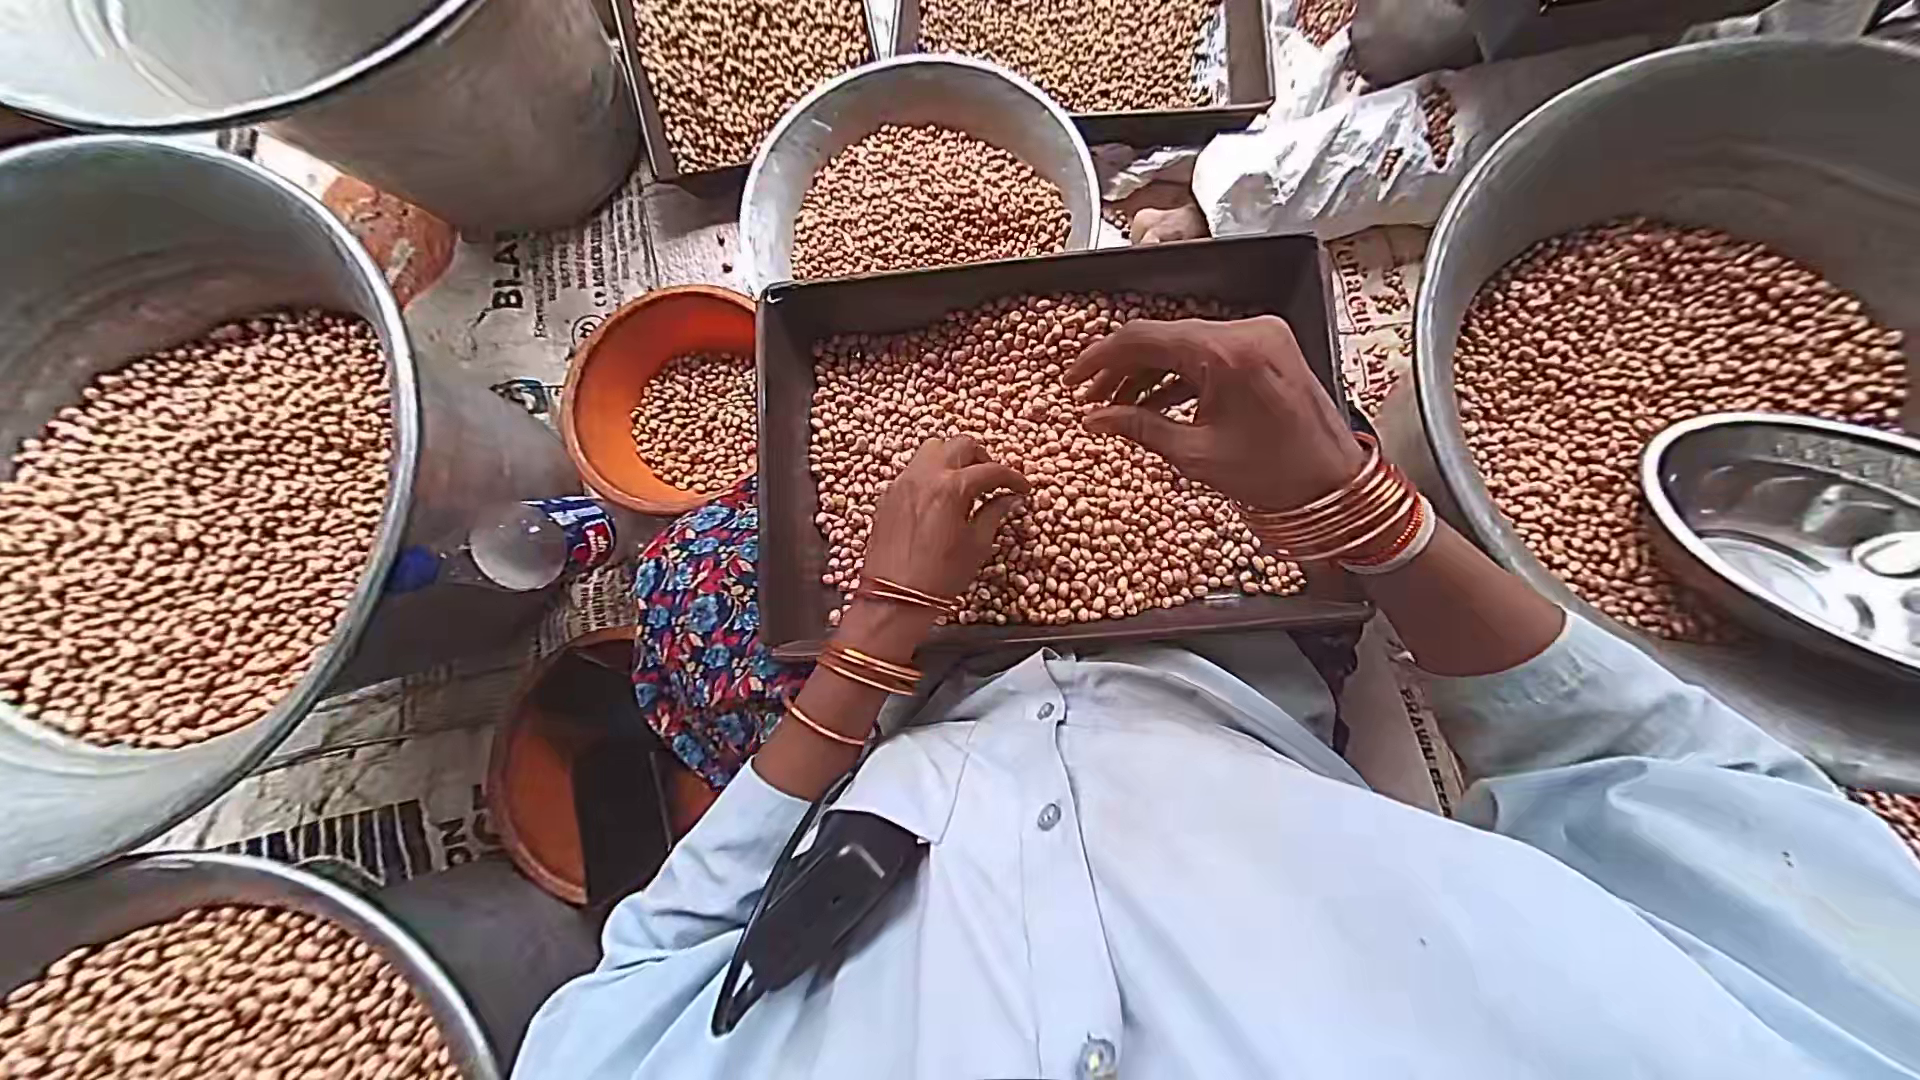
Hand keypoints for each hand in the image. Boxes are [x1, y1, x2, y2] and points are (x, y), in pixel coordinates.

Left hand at [861, 436, 1029, 601]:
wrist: (894, 597)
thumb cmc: (939, 576)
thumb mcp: (976, 545)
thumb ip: (994, 513)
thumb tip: (1010, 498)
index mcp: (951, 487)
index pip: (991, 470)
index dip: (1012, 478)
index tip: (1021, 488)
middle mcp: (924, 476)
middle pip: (961, 445)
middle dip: (983, 458)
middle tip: (994, 481)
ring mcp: (903, 482)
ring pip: (933, 449)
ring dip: (954, 459)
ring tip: (966, 484)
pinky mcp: (889, 494)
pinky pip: (915, 470)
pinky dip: (933, 473)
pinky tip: (941, 497)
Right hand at [1063, 316, 1363, 510]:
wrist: (1333, 482)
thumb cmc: (1272, 472)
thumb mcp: (1194, 453)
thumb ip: (1137, 428)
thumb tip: (1092, 419)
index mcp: (1228, 351)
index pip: (1144, 337)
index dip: (1099, 358)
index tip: (1072, 379)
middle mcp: (1244, 330)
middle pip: (1161, 337)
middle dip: (1119, 369)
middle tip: (1089, 399)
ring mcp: (1257, 336)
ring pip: (1181, 346)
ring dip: (1144, 374)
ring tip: (1114, 407)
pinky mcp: (1263, 349)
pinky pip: (1205, 356)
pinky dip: (1174, 378)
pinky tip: (1149, 404)